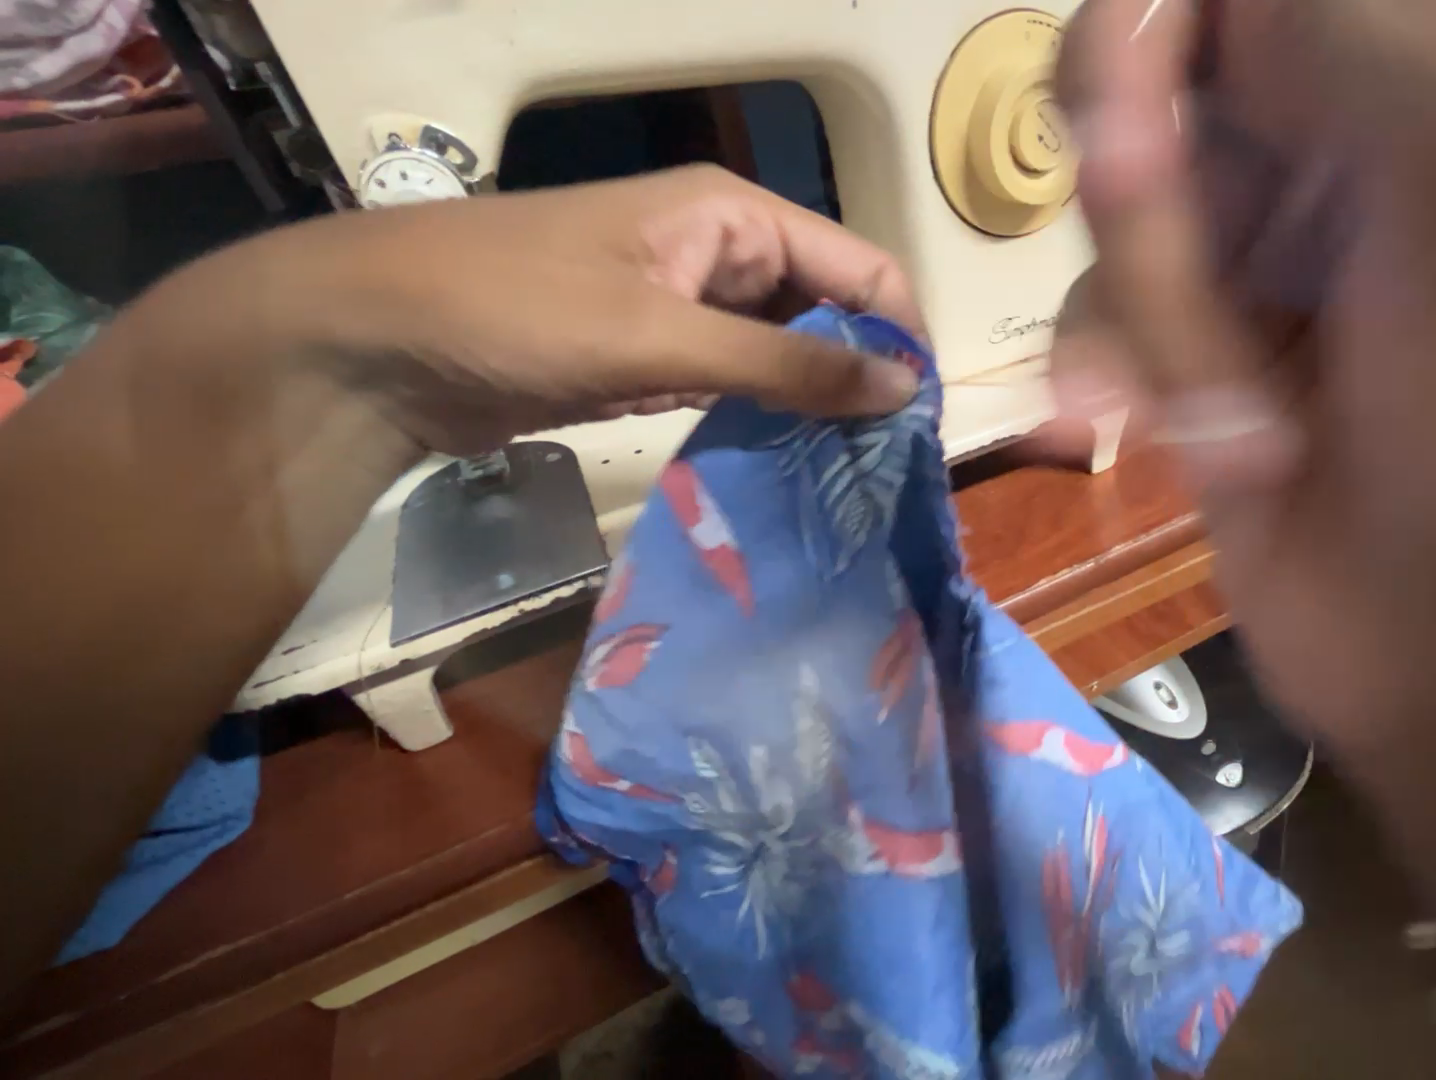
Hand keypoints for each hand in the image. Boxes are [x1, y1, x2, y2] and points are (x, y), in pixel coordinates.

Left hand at [193, 164, 923, 455]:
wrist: (370, 344)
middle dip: (866, 377)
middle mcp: (728, 253)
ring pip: (794, 354)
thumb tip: (902, 387)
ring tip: (856, 472)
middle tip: (889, 460)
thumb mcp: (662, 336)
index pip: (862, 269)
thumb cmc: (514, 311)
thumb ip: (789, 365)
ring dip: (824, 406)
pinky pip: (750, 385)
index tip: (918, 417)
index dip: (900, 336)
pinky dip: (777, 420)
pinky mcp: (668, 355)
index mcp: (736, 216)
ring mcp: (697, 308)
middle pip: (833, 311)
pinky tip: (798, 465)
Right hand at [1055, 0, 1435, 1070]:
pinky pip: (1112, 310)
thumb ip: (1359, 25)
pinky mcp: (1213, 351)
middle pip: (1188, 54)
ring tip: (1211, 407)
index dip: (1194, 6)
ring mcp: (1287, 249)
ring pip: (1131, 196)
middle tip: (1124, 183)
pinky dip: (1121, 364)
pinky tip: (1159, 434)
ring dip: (1143, 287)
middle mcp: (1382, 126)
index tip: (1147, 68)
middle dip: (1134, 129)